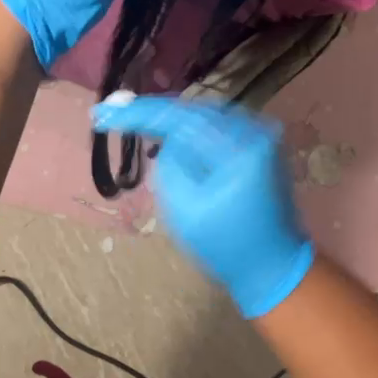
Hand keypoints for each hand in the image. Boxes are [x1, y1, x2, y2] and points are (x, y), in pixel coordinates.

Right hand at [91, 97, 313, 317]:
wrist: (274, 267)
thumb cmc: (226, 246)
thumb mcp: (185, 209)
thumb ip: (170, 163)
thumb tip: (165, 139)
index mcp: (239, 147)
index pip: (180, 118)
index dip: (139, 113)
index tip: (103, 113)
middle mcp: (254, 130)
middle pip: (193, 110)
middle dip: (154, 111)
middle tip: (115, 112)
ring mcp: (260, 135)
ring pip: (204, 115)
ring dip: (171, 118)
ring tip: (135, 118)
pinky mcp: (258, 143)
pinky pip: (216, 125)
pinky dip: (190, 127)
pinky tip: (167, 131)